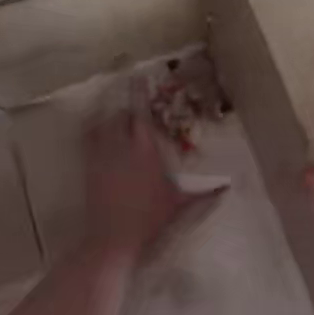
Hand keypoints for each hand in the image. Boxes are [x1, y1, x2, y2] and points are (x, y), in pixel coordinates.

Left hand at [83, 104, 220, 258]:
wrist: (113, 237)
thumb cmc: (149, 220)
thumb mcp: (179, 205)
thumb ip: (203, 193)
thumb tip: (226, 187)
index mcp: (146, 151)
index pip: (142, 114)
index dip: (139, 93)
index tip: (139, 77)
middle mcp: (122, 147)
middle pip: (119, 115)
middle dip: (125, 107)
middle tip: (131, 104)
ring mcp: (102, 156)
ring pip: (102, 124)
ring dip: (108, 116)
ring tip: (114, 114)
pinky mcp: (89, 167)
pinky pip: (87, 139)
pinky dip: (91, 129)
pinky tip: (95, 129)